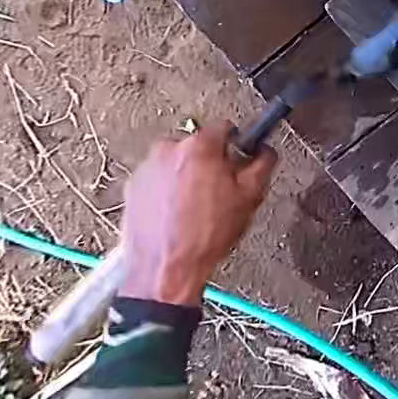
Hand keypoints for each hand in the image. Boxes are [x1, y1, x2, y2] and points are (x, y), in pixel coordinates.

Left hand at [116, 122, 278, 305]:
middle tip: (220, 192)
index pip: (224, 128)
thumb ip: (263, 164)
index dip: (237, 145)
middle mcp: (168, 150)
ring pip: (178, 163)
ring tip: (197, 209)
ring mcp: (147, 168)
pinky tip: (179, 215)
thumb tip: (265, 152)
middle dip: (211, 164)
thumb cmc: (204, 236)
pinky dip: (168, 192)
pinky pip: (158, 180)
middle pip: (199, 146)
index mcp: (199, 146)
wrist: (165, 270)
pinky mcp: (132, 188)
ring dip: (188, 177)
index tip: (239, 160)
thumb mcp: (250, 197)